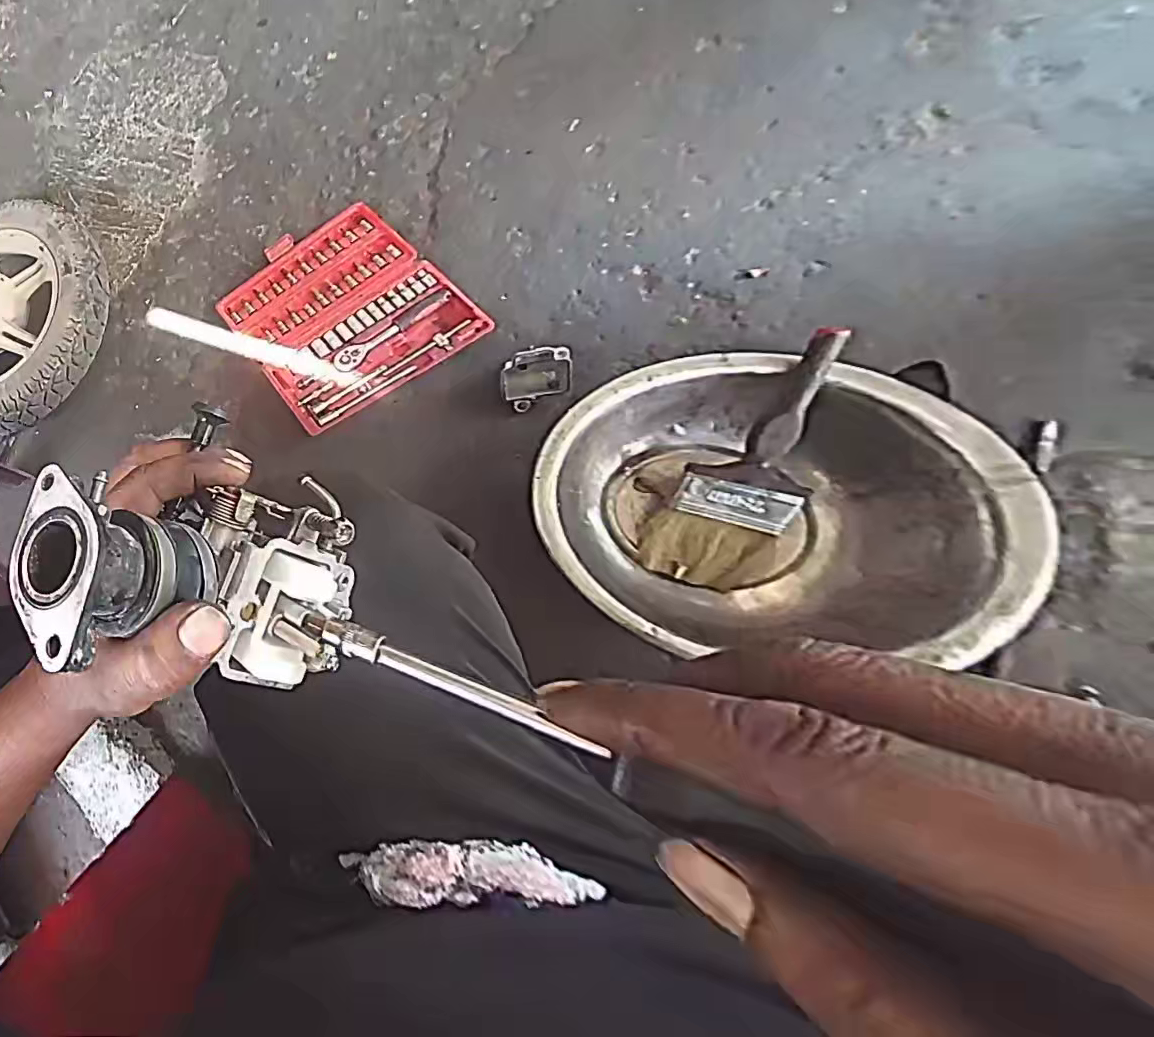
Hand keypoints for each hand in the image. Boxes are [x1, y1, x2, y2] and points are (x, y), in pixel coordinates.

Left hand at [57, 439, 250, 717]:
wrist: (72, 687)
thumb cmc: (90, 675)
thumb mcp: (132, 674)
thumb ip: (168, 654)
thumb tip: (208, 621)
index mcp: (101, 551)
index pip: (143, 486)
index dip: (193, 471)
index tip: (231, 475)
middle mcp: (101, 535)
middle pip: (141, 467)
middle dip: (192, 457)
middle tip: (234, 467)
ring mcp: (109, 535)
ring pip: (140, 475)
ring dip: (184, 466)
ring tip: (223, 473)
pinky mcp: (121, 543)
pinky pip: (148, 499)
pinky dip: (179, 488)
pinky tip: (204, 503)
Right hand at [541, 642, 1153, 1034]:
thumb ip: (866, 988)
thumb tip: (704, 868)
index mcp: (1138, 878)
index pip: (817, 753)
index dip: (663, 720)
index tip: (573, 706)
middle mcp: (1152, 782)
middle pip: (856, 680)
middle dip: (708, 688)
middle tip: (620, 720)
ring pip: (906, 687)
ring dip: (778, 710)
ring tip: (710, 758)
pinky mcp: (1148, 770)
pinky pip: (966, 716)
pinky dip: (861, 732)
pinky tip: (831, 789)